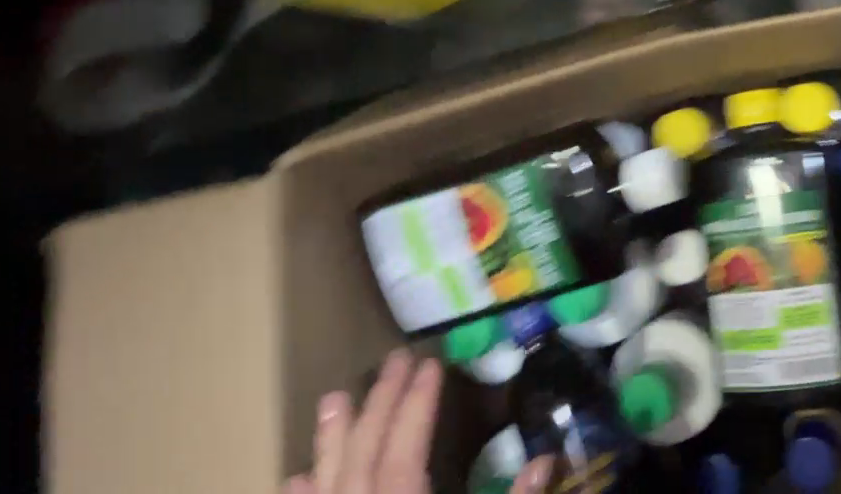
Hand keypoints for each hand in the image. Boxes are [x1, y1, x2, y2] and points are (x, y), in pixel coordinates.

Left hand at [284, 350, 555, 493]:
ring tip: (333, 398)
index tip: (430, 364)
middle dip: (380, 403)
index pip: (405, 447)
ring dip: (330, 440)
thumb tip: (546, 460)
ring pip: (327, 484)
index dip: (417, 402)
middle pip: (365, 455)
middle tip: (395, 359)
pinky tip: (294, 480)